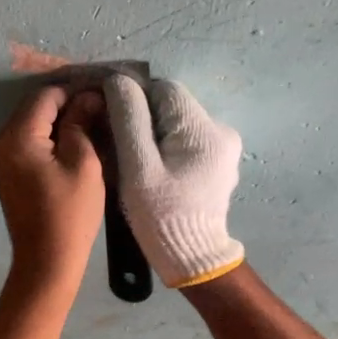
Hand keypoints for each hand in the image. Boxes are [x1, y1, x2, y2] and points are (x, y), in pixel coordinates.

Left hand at [0, 85, 105, 285]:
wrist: (46, 260)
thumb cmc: (69, 213)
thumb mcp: (83, 163)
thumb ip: (81, 123)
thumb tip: (88, 97)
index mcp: (17, 136)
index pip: (45, 96)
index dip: (75, 92)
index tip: (103, 96)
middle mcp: (1, 139)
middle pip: (35, 106)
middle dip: (67, 103)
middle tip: (101, 108)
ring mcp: (0, 155)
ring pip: (31, 121)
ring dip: (59, 119)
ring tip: (92, 123)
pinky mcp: (6, 168)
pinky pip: (27, 139)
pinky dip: (49, 135)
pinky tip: (74, 140)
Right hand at [102, 75, 245, 288]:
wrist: (192, 259)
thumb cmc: (162, 213)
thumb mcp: (137, 164)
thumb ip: (128, 117)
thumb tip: (118, 80)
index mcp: (204, 128)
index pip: (163, 89)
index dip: (135, 100)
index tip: (115, 125)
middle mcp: (220, 130)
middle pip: (170, 105)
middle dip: (143, 118)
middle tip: (122, 148)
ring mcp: (222, 148)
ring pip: (176, 122)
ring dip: (153, 134)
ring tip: (136, 162)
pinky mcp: (217, 163)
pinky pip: (184, 140)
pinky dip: (165, 147)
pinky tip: (154, 172)